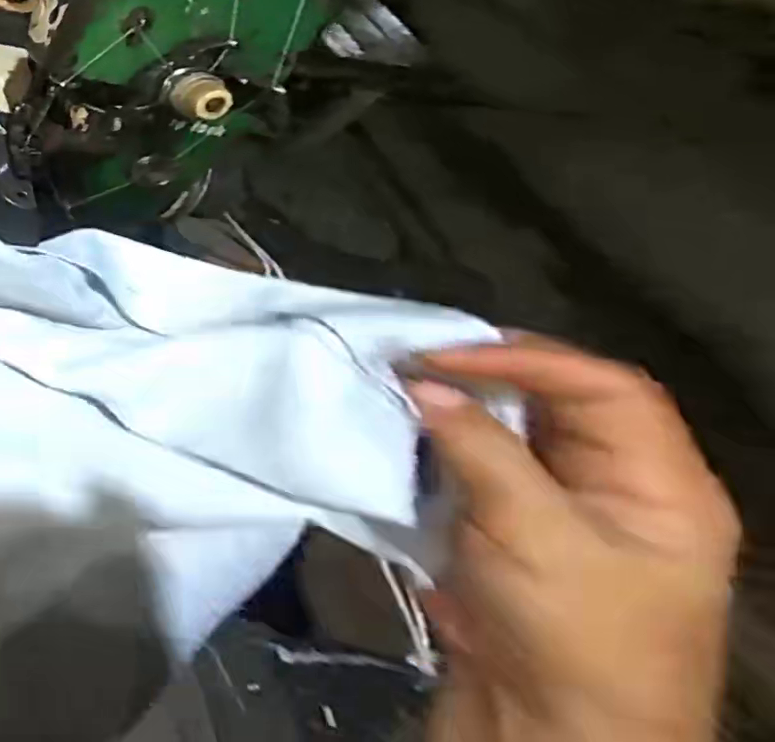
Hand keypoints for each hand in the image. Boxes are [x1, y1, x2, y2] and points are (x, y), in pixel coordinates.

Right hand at [410, 337, 737, 741]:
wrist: (544, 710)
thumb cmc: (572, 629)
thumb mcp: (533, 536)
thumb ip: (480, 450)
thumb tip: (417, 382)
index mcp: (660, 485)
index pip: (606, 389)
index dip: (526, 359)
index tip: (440, 356)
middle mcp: (617, 477)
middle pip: (562, 393)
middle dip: (488, 366)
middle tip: (414, 353)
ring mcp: (561, 491)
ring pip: (516, 416)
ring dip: (458, 392)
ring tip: (400, 375)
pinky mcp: (509, 504)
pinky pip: (479, 445)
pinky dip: (441, 423)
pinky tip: (404, 416)